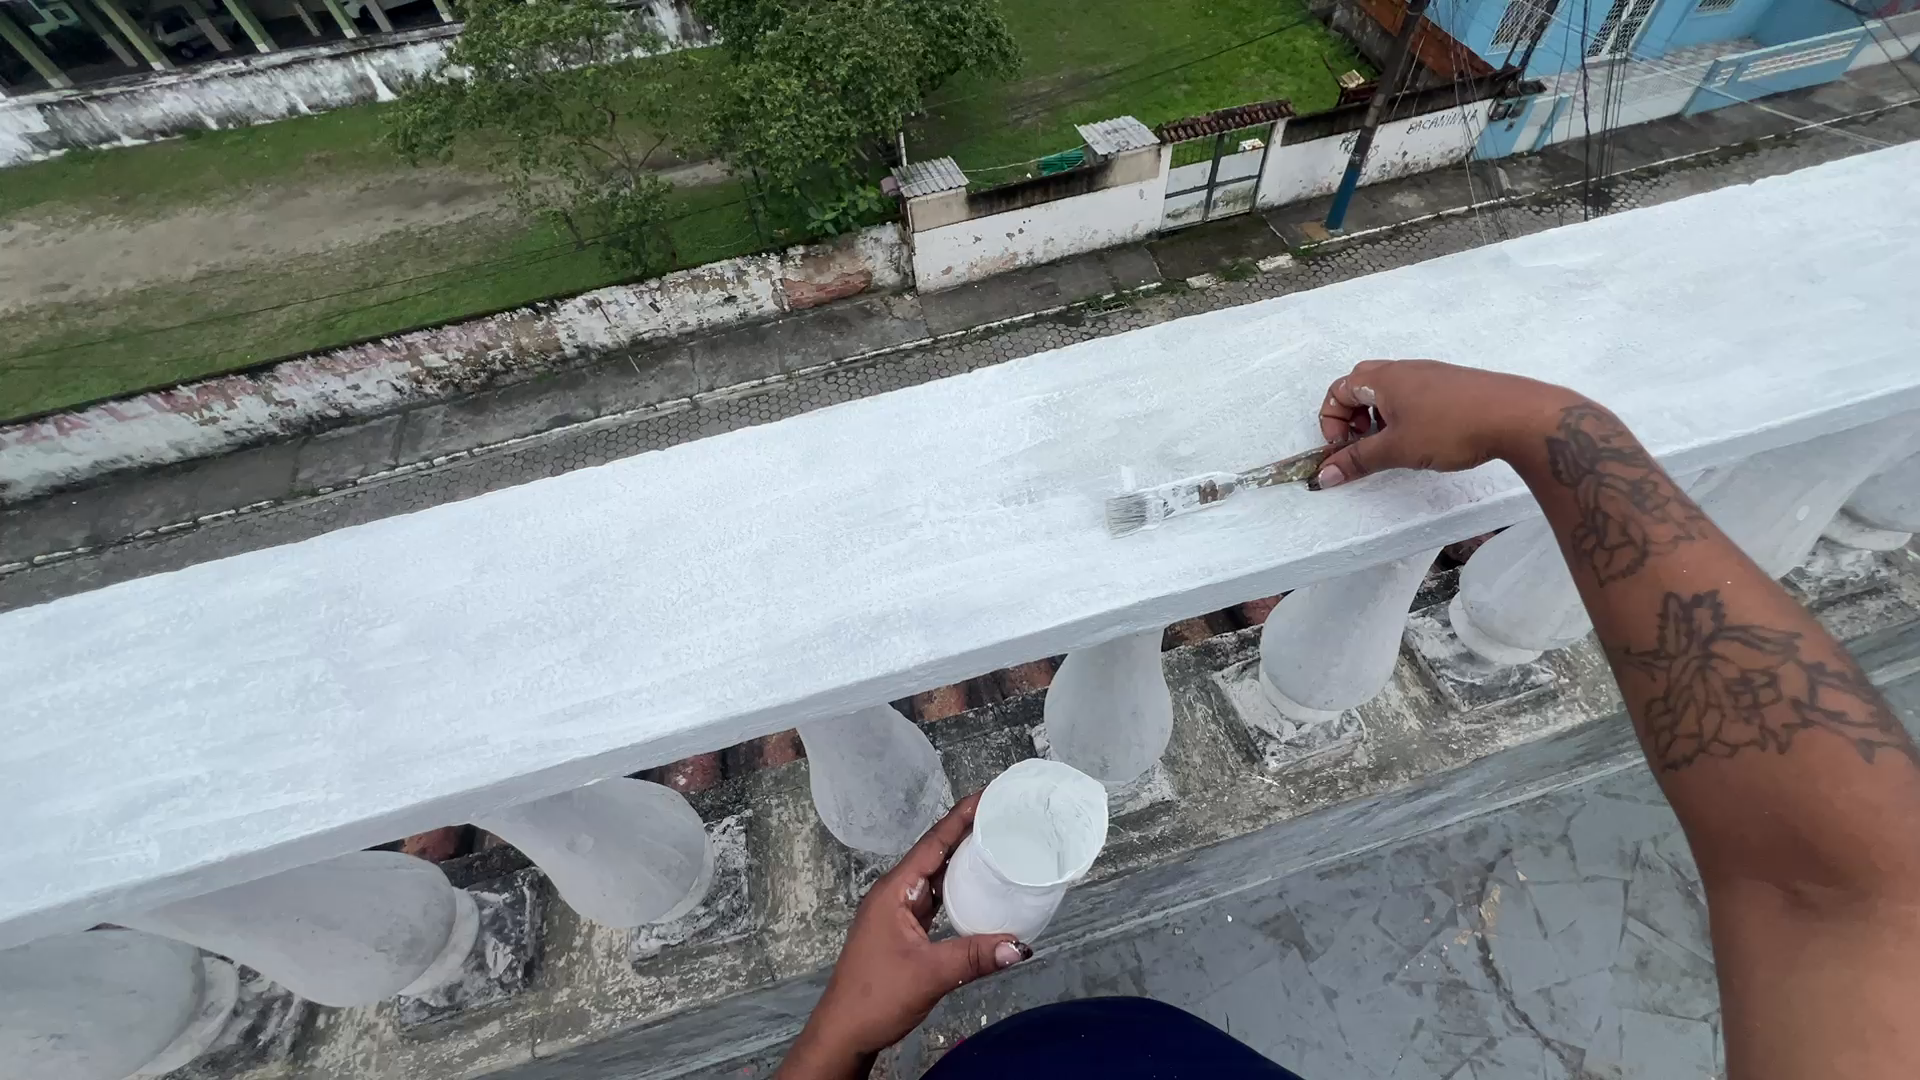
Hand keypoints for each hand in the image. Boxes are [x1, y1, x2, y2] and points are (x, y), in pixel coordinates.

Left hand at [778, 793, 1029, 1078]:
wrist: (842, 1033)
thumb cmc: (876, 997)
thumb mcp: (929, 974)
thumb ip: (974, 957)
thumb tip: (1020, 946)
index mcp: (895, 890)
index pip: (933, 843)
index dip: (959, 817)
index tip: (985, 795)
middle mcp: (894, 892)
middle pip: (934, 852)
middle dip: (964, 831)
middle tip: (997, 814)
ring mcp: (896, 910)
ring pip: (933, 874)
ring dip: (959, 858)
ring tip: (991, 842)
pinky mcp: (901, 928)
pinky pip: (932, 896)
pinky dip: (954, 887)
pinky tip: (973, 888)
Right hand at [1311, 359, 1583, 488]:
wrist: (1520, 416)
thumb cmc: (1450, 429)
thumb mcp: (1396, 449)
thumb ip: (1356, 461)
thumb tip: (1323, 476)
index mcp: (1384, 379)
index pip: (1338, 390)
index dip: (1331, 421)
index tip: (1344, 447)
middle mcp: (1405, 369)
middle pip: (1360, 383)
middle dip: (1351, 414)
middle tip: (1363, 440)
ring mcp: (1432, 373)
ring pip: (1389, 389)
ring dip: (1377, 415)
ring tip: (1393, 441)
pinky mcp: (1454, 383)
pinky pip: (1414, 391)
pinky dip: (1403, 411)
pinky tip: (1423, 435)